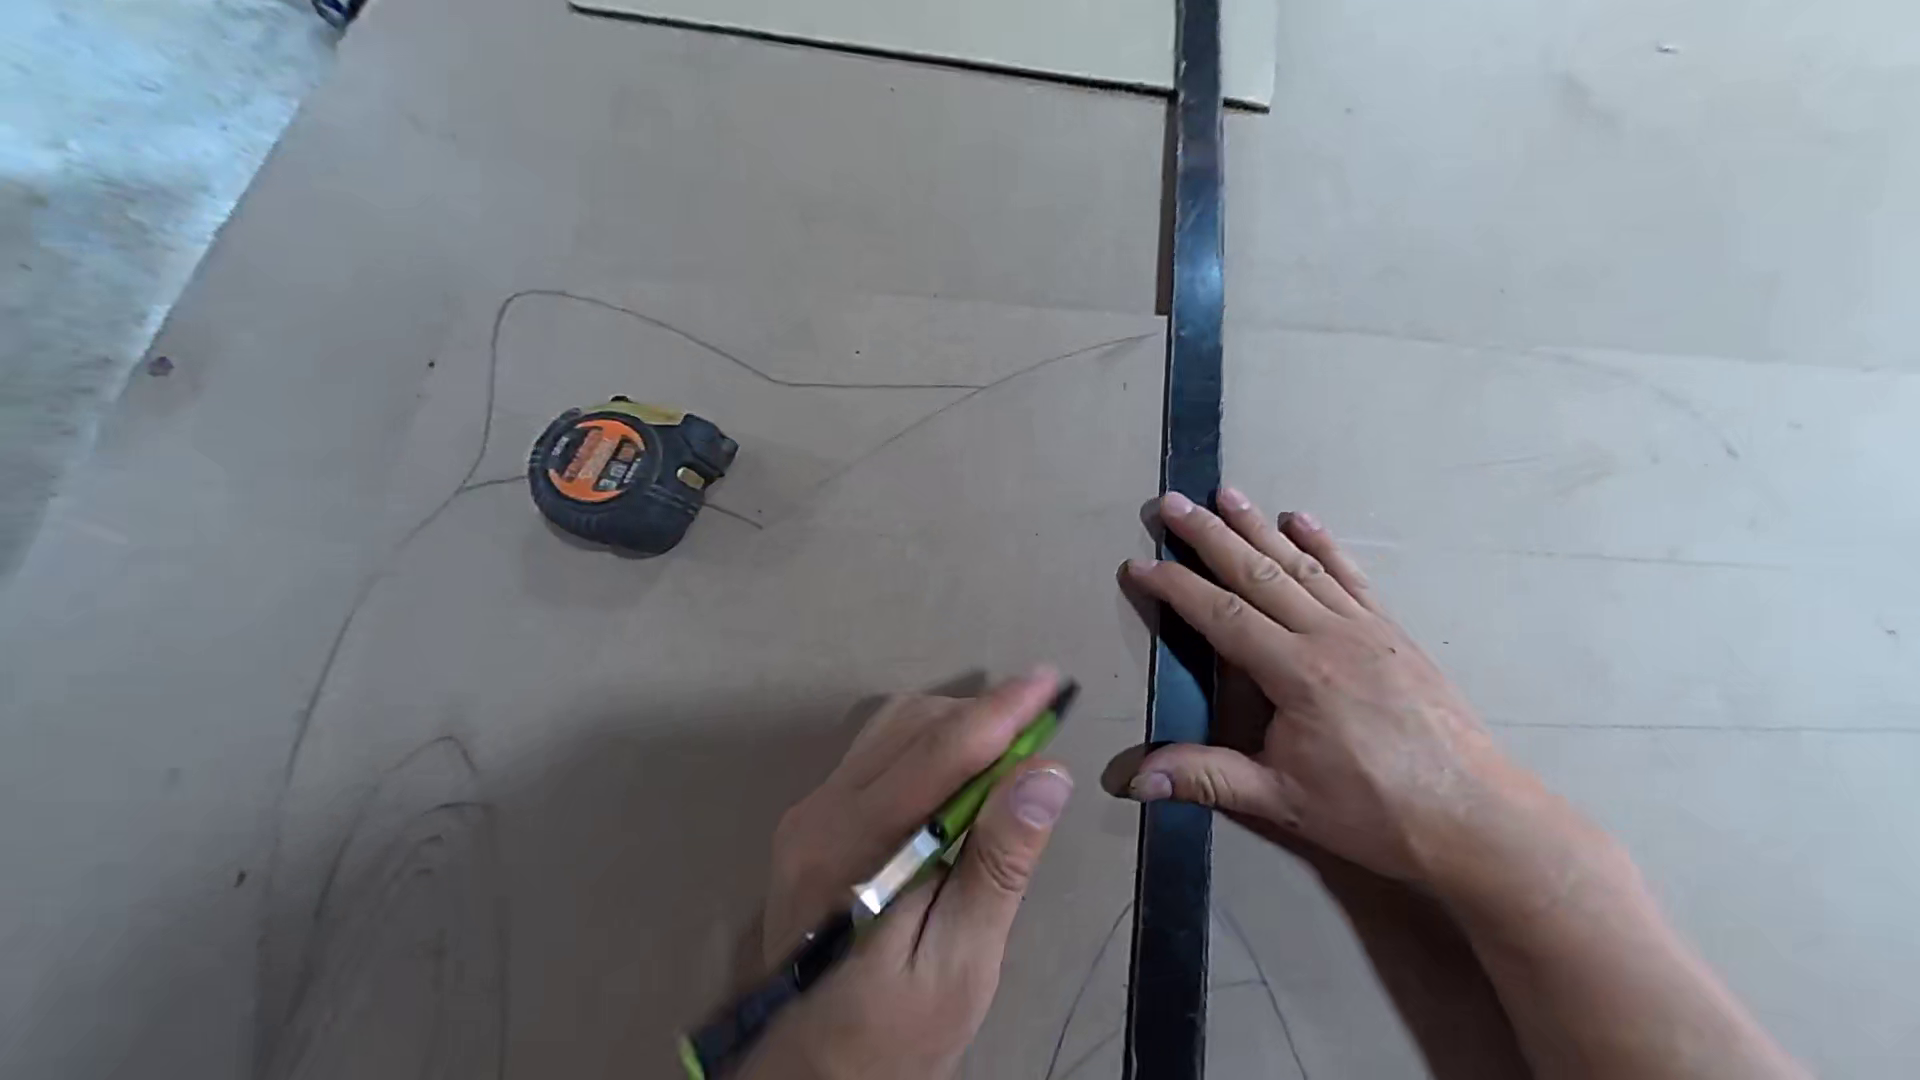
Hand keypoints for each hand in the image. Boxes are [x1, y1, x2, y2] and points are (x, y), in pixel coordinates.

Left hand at [741, 671, 1074, 1079]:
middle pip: (914, 727)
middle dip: (985, 715)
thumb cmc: (892, 1033)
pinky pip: (882, 748)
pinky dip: (932, 739)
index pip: (936, 754)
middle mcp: (820, 812)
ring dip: (960, 723)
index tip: (1049, 681)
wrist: (809, 1067)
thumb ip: (998, 866)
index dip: (1000, 711)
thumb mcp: (959, 965)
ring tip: (1011, 744)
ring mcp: (813, 809)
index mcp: (849, 849)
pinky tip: (964, 765)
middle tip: (1040, 728)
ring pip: (896, 727)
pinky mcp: (819, 814)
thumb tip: (1044, 775)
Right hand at [1116, 488, 1543, 891]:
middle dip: (1208, 535)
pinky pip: (1350, 576)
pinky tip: (1301, 519)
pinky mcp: (1392, 631)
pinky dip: (1323, 543)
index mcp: (1297, 673)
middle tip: (1171, 503)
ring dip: (1257, 526)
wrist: (1480, 820)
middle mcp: (1328, 635)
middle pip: (1256, 572)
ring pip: (1299, 564)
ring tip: (1225, 494)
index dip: (1175, 587)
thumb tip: (1136, 781)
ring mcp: (1365, 628)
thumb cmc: (1375, 811)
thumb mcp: (1282, 800)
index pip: (1221, 614)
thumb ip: (1206, 778)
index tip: (1139, 564)